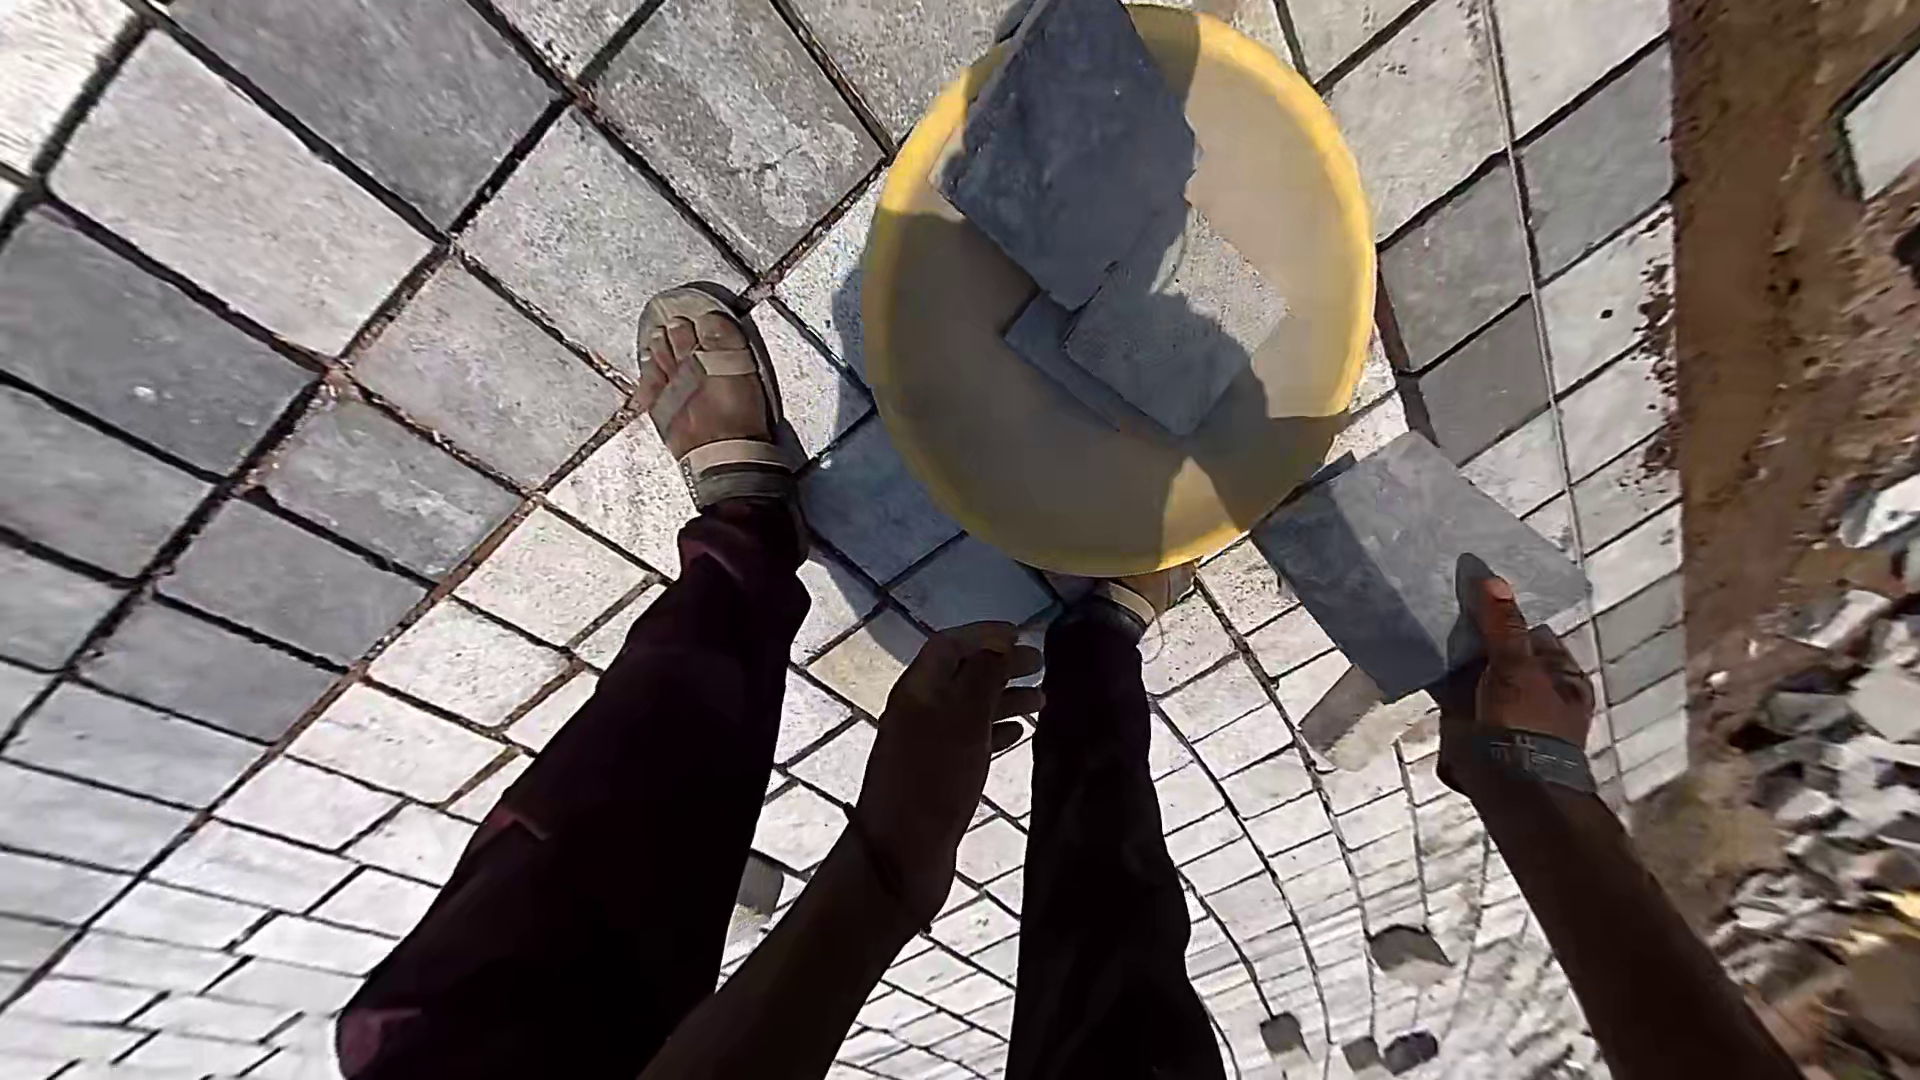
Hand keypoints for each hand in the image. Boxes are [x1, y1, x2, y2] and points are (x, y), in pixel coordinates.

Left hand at [854, 623, 1042, 923]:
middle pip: (963, 673)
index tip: (1020, 634)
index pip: (950, 644)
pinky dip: (996, 729)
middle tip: (1039, 664)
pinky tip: (1019, 733)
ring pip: (971, 706)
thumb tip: (999, 643)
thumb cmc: (935, 776)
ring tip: (1042, 699)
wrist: (902, 853)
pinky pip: (971, 737)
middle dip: (1000, 664)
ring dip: (1004, 698)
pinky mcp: (939, 771)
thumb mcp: (963, 717)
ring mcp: (928, 741)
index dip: (983, 634)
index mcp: (919, 687)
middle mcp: (920, 708)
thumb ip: (982, 676)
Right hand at [1434, 576, 1594, 794]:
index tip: (1475, 593)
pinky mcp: (1464, 713)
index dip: (1506, 614)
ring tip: (1421, 620)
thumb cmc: (1526, 718)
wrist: (1502, 774)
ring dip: (1449, 651)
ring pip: (1470, 665)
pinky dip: (1432, 669)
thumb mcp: (1517, 665)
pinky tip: (1413, 649)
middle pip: (1498, 648)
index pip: (1532, 633)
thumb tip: (1491, 578)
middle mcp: (1531, 687)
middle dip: (1473, 631)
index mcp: (1561, 676)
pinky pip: (1445, 682)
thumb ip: (1502, 625)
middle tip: (1442, 603)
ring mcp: (1496, 701)